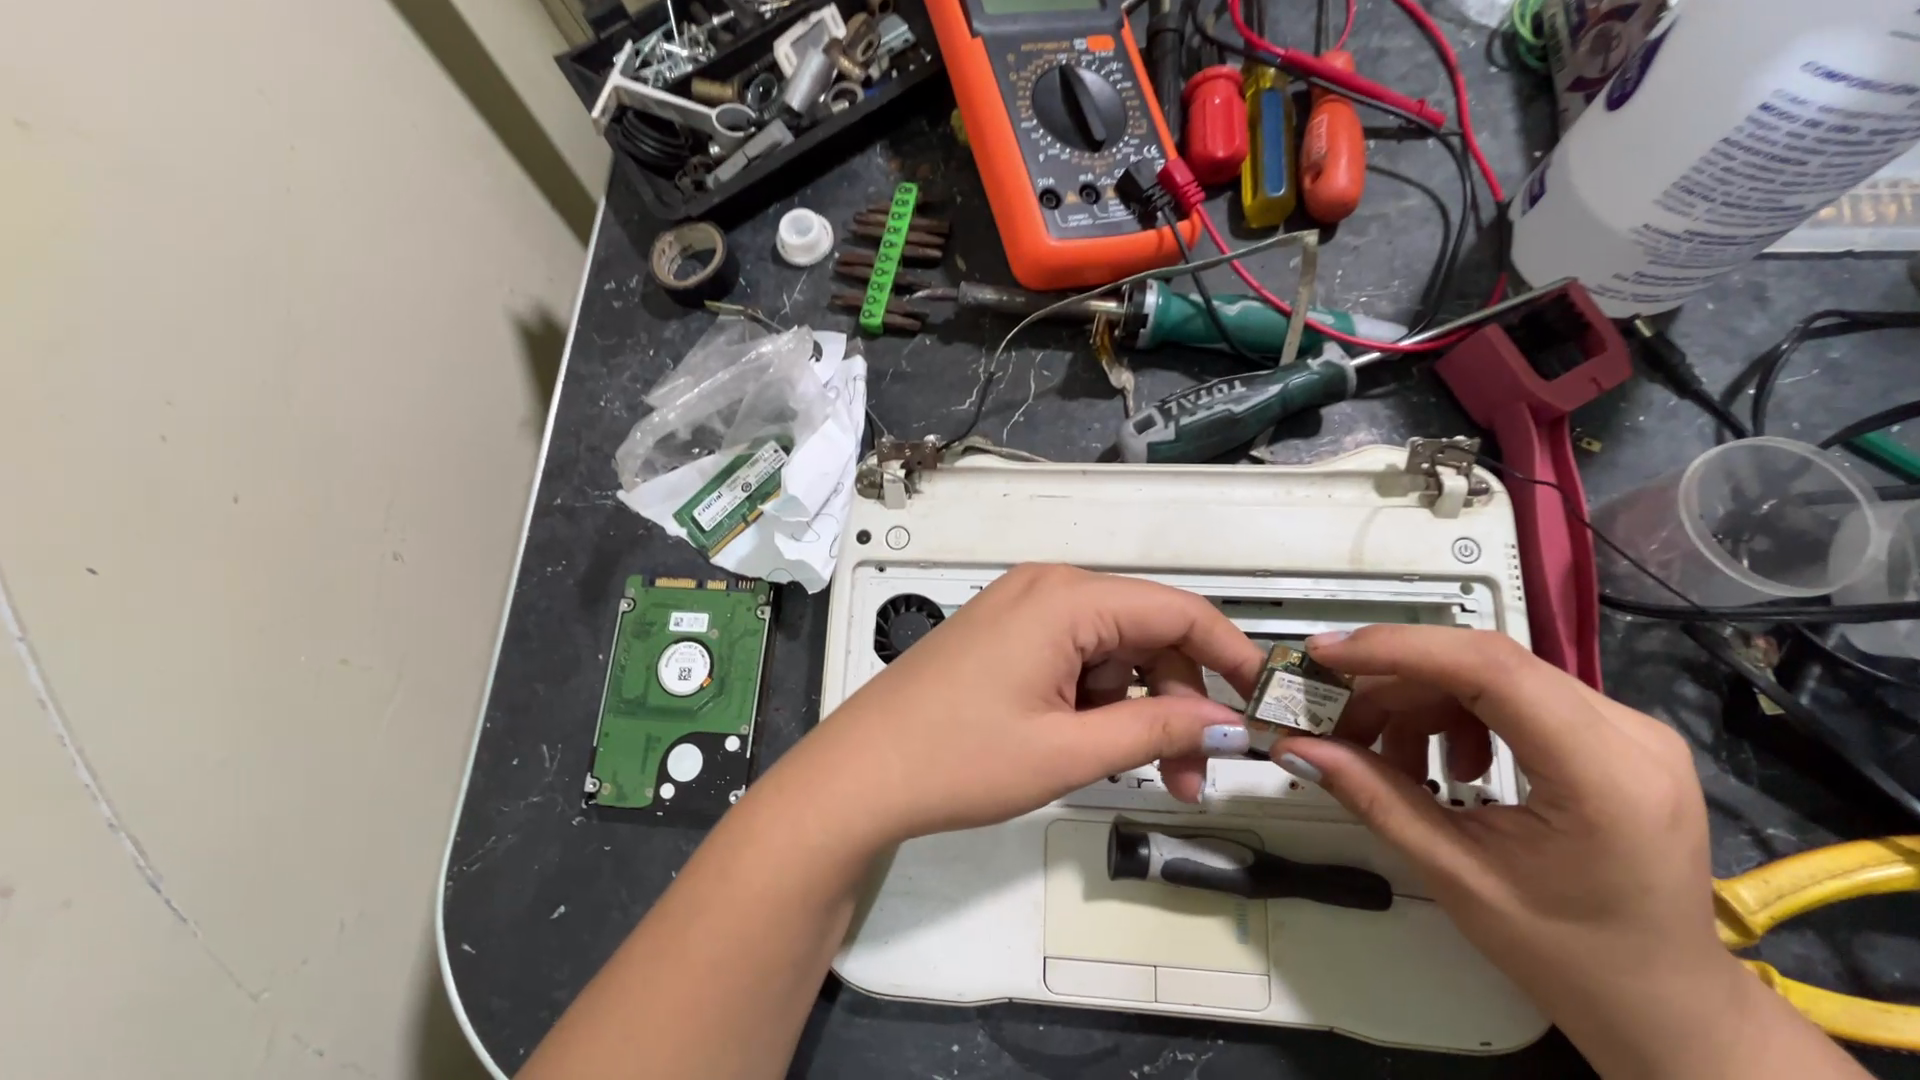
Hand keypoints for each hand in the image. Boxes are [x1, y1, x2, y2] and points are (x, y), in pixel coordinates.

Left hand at [766, 564, 1266, 849]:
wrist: (859, 775)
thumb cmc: (960, 760)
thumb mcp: (1070, 752)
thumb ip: (1157, 731)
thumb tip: (1226, 722)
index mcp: (1066, 599)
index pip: (1177, 611)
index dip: (1231, 655)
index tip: (1264, 704)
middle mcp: (1047, 589)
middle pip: (1146, 635)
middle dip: (1178, 702)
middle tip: (1192, 775)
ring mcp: (1020, 611)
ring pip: (1112, 653)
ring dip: (1137, 710)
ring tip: (1142, 775)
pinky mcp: (1004, 637)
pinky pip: (1074, 659)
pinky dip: (1097, 702)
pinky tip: (1091, 748)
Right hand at [1276, 626, 1860, 1077]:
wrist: (1662, 1000)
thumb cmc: (1566, 954)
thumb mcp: (1457, 875)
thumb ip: (1375, 798)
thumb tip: (1295, 746)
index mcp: (1603, 774)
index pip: (1490, 668)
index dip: (1398, 649)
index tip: (1324, 655)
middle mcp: (1629, 731)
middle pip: (1485, 666)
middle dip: (1396, 684)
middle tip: (1334, 721)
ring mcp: (1629, 727)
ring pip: (1495, 676)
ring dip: (1424, 704)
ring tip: (1391, 759)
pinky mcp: (1615, 735)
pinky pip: (1517, 697)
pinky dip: (1460, 716)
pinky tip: (1449, 767)